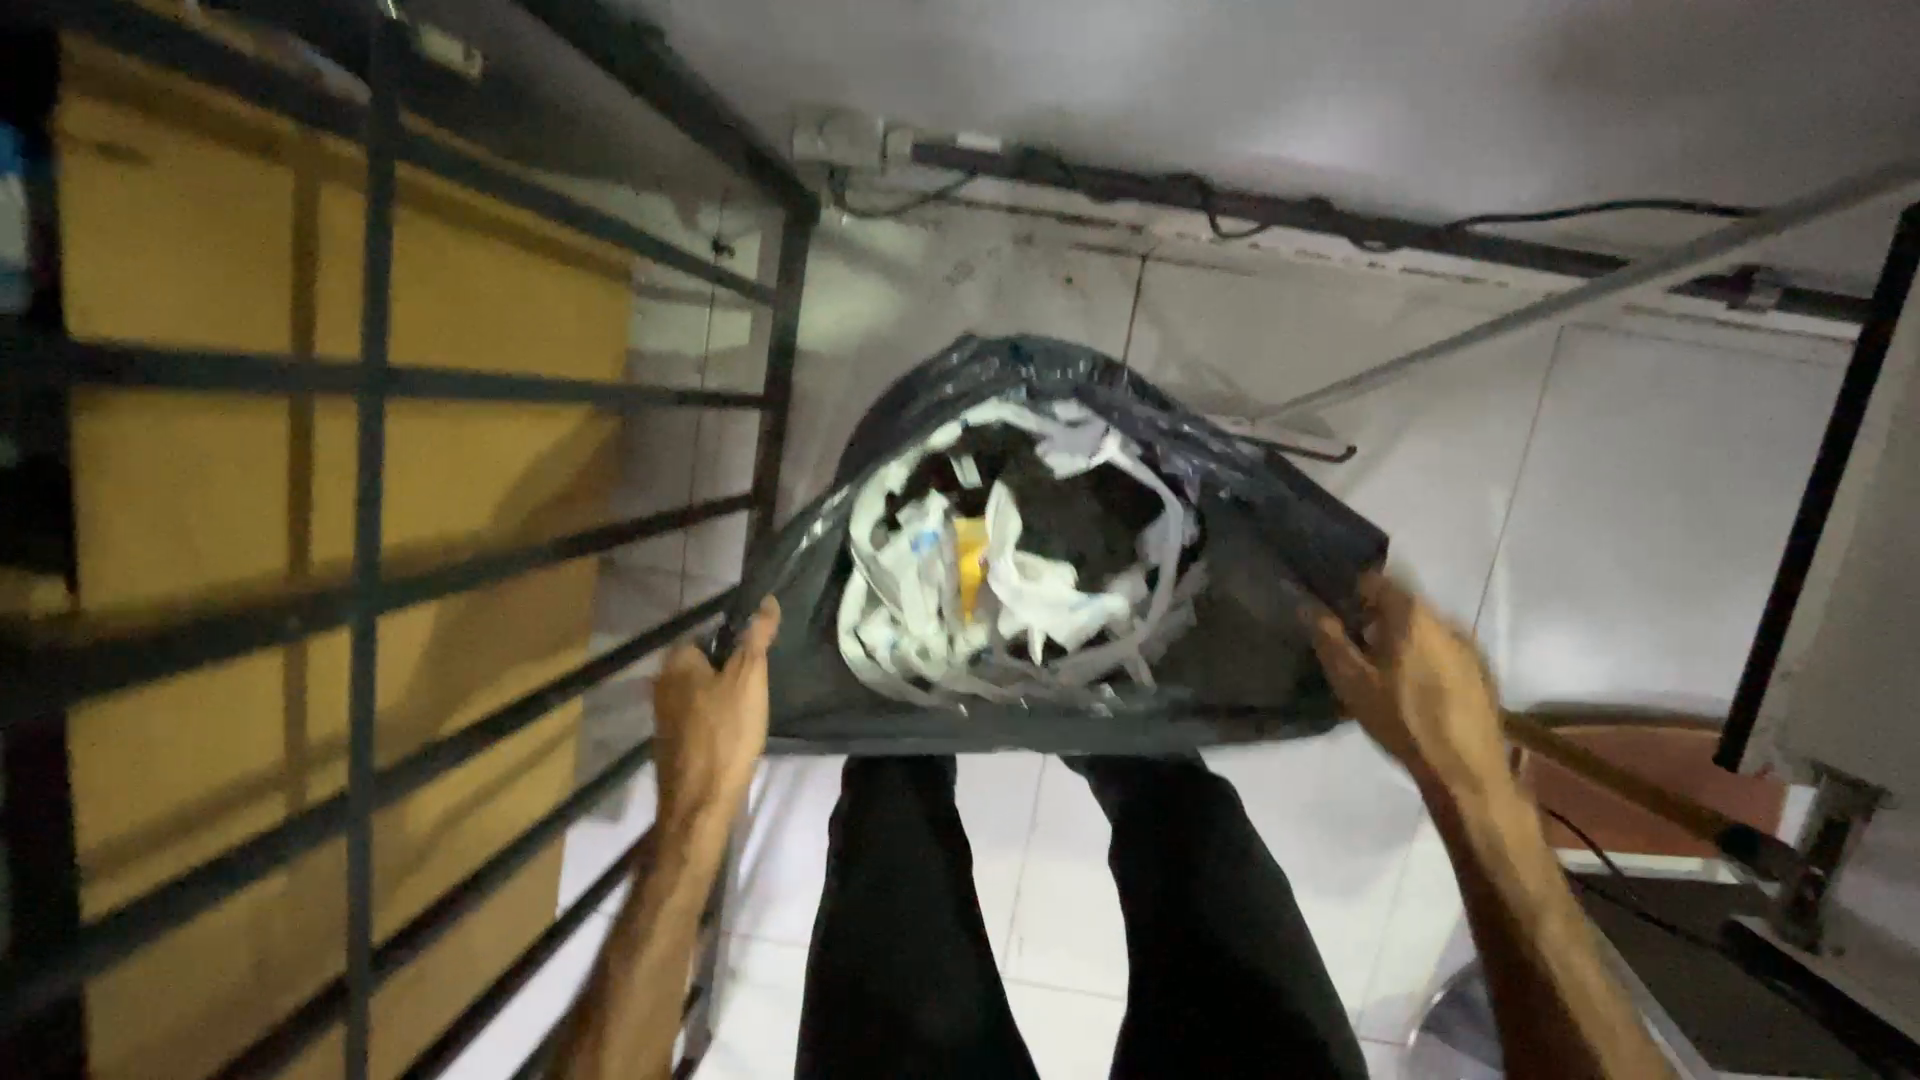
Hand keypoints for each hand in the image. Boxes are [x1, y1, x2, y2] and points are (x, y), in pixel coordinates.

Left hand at [652, 597, 780, 830]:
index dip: (735, 643)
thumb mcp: (750, 677)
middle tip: (757, 686)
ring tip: (749, 711)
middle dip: (728, 671)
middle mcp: (661, 684)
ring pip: (700, 692)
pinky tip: (733, 734)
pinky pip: (697, 718)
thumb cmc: (727, 731)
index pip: (708, 634)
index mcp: (675, 663)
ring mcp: (662, 716)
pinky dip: (714, 721)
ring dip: (722, 697)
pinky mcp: (670, 743)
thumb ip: (757, 637)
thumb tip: (767, 600)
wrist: (701, 800)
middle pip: (703, 664)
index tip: (758, 660)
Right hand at [1306, 574, 1510, 798]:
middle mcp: (1446, 620)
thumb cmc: (1401, 719)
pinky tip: (1416, 688)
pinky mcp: (1483, 671)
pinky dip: (1426, 657)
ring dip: (1402, 639)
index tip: (1336, 616)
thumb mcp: (1351, 681)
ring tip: (1385, 670)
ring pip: (1425, 628)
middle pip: (1403, 604)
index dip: (1351, 593)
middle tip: (1356, 646)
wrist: (1464, 769)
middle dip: (1377, 618)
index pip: (1376, 580)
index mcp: (1412, 616)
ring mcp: (1470, 646)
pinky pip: (1445, 650)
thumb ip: (1328, 638)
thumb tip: (1308, 605)